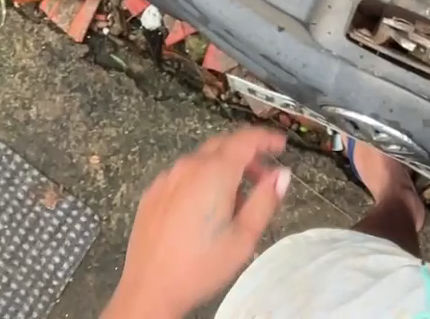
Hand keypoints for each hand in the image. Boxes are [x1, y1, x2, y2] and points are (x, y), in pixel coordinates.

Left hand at [103, 127, 291, 318]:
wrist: (148, 290)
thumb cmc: (201, 266)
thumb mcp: (243, 238)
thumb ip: (266, 201)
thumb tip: (281, 175)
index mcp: (215, 172)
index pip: (247, 139)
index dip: (266, 138)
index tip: (280, 144)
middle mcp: (190, 165)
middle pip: (224, 145)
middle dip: (247, 154)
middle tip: (262, 176)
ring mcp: (168, 177)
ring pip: (202, 160)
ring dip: (223, 168)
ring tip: (233, 201)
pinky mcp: (153, 192)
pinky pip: (183, 174)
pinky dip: (200, 180)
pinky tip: (202, 209)